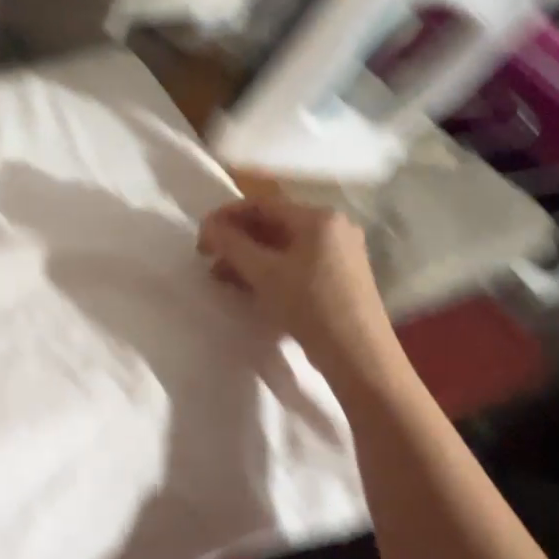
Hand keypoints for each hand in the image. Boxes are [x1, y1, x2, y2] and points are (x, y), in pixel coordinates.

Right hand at [197, 196, 398, 378]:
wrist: (357, 353)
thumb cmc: (309, 305)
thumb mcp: (264, 273)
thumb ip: (231, 245)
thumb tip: (208, 227)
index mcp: (318, 217)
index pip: (262, 205)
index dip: (226, 216)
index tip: (201, 236)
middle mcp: (333, 227)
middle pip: (273, 224)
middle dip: (237, 239)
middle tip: (208, 258)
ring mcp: (340, 251)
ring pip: (283, 245)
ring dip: (250, 257)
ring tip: (222, 276)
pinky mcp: (340, 275)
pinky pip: (296, 261)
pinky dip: (270, 269)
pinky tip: (250, 286)